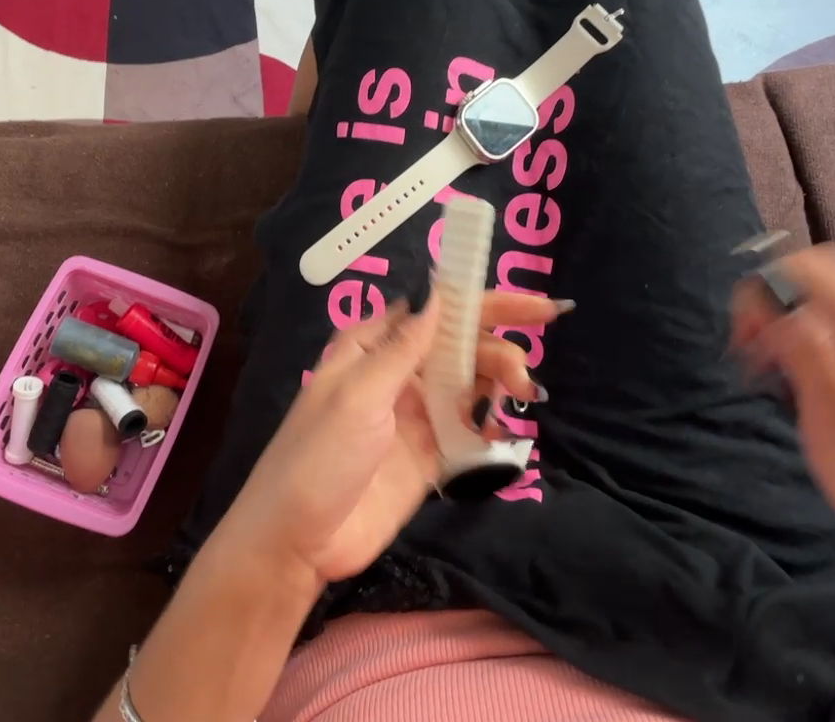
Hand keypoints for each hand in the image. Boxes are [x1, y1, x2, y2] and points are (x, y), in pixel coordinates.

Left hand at [213, 292, 563, 585]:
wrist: (298, 540)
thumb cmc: (318, 456)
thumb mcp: (358, 394)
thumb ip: (405, 348)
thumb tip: (441, 294)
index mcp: (372, 348)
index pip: (436, 312)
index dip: (483, 303)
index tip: (536, 307)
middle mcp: (397, 374)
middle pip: (460, 346)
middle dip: (499, 348)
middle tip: (524, 375)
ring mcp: (415, 415)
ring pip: (470, 383)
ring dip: (500, 381)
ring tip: (522, 394)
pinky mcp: (429, 455)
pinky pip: (470, 429)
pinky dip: (492, 423)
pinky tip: (505, 427)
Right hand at [733, 247, 834, 583]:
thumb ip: (805, 350)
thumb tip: (771, 300)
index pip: (813, 268)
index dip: (765, 293)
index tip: (745, 343)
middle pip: (822, 278)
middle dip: (776, 309)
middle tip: (752, 360)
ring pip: (832, 300)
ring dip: (793, 326)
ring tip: (774, 375)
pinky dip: (818, 340)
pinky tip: (807, 380)